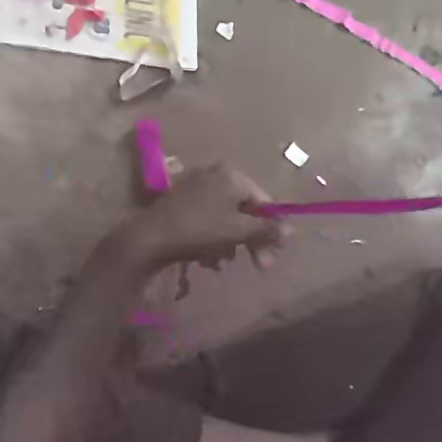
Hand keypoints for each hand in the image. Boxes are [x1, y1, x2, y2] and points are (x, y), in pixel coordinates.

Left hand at [115, 165, 289, 271]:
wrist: (149, 237)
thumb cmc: (200, 230)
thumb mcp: (238, 232)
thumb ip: (266, 230)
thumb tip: (291, 230)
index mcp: (233, 176)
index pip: (264, 202)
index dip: (272, 230)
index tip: (274, 256)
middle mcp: (215, 175)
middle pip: (245, 210)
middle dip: (252, 240)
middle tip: (259, 267)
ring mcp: (196, 186)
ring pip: (226, 217)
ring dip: (232, 243)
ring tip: (223, 263)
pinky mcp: (181, 201)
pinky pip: (208, 218)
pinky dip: (213, 238)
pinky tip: (209, 259)